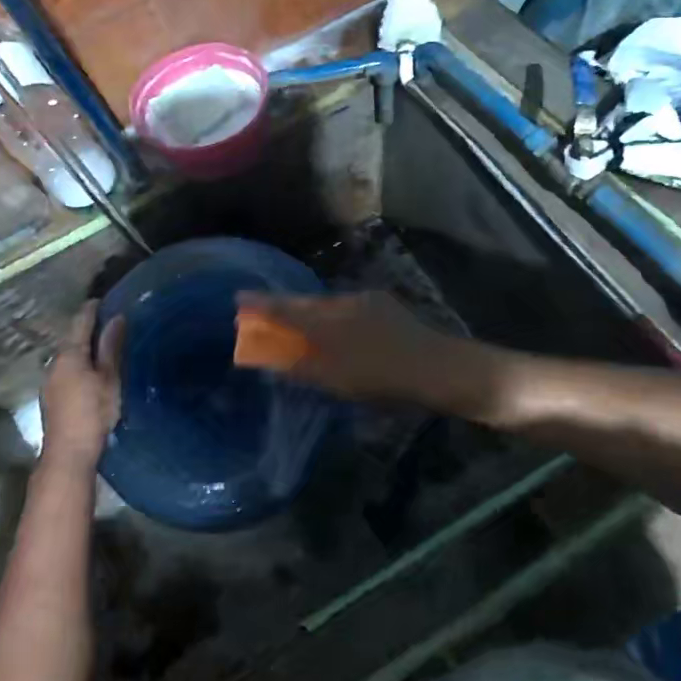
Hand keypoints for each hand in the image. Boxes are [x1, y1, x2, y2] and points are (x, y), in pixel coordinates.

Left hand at [39, 300, 124, 470]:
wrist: (68, 452)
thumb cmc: (93, 412)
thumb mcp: (109, 378)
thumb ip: (111, 347)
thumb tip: (116, 318)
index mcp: (69, 354)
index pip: (80, 322)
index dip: (92, 309)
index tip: (104, 300)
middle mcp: (54, 362)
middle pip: (72, 338)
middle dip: (88, 329)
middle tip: (110, 323)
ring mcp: (49, 380)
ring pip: (68, 356)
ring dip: (83, 349)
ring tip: (104, 348)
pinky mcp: (50, 396)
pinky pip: (65, 370)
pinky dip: (78, 364)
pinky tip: (90, 372)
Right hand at [233, 291, 462, 404]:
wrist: (442, 369)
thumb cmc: (389, 381)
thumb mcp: (341, 380)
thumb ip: (304, 367)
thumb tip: (273, 359)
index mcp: (334, 320)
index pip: (290, 310)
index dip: (263, 305)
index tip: (238, 299)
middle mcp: (347, 302)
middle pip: (306, 303)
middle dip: (282, 307)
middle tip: (260, 309)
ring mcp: (368, 302)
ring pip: (327, 305)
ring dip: (307, 312)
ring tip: (291, 321)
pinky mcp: (385, 307)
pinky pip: (346, 308)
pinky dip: (331, 317)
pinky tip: (332, 329)